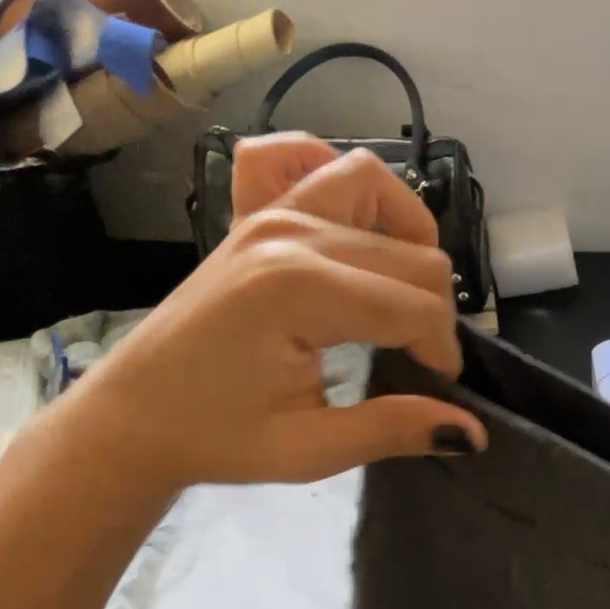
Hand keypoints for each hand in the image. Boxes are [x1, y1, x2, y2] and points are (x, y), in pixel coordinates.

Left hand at [63, 133, 484, 491]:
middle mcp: (290, 234)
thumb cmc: (218, 438)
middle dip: (435, 314)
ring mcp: (270, 212)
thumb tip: (474, 432)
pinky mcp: (256, 212)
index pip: (417, 307)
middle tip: (417, 361)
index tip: (437, 389)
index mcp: (298, 291)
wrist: (135, 416)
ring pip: (381, 195)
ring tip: (399, 298)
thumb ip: (395, 430)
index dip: (444, 353)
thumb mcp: (311, 449)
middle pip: (415, 255)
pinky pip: (307, 159)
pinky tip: (353, 227)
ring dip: (409, 244)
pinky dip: (341, 182)